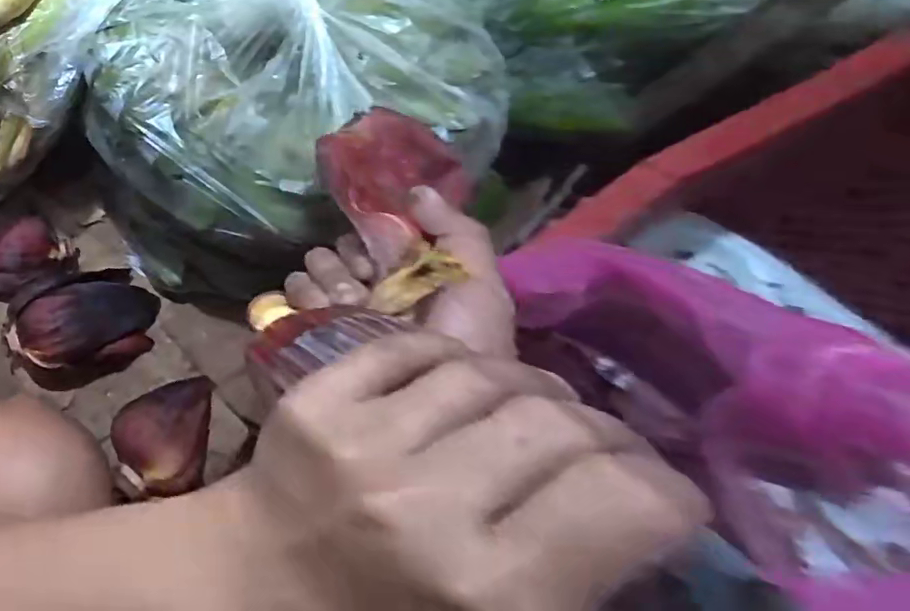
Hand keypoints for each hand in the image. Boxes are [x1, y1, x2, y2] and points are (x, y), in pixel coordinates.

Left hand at [232, 333, 710, 610]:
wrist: (268, 576)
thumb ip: (577, 571)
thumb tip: (646, 500)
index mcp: (496, 588)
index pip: (623, 497)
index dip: (665, 486)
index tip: (661, 490)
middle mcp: (424, 504)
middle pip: (550, 422)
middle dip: (599, 427)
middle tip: (600, 441)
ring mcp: (358, 439)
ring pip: (475, 371)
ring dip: (524, 379)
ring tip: (535, 399)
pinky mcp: (311, 400)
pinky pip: (396, 347)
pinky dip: (443, 350)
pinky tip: (461, 369)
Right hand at [284, 187, 516, 356]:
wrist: (441, 408)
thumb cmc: (466, 344)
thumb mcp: (478, 287)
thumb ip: (457, 233)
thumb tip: (415, 189)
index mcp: (392, 278)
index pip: (360, 237)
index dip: (366, 240)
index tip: (381, 259)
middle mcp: (357, 293)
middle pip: (326, 253)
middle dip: (342, 267)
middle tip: (363, 292)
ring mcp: (327, 316)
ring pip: (302, 275)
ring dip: (323, 287)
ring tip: (346, 312)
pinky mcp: (300, 334)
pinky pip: (280, 299)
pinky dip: (298, 303)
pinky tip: (323, 318)